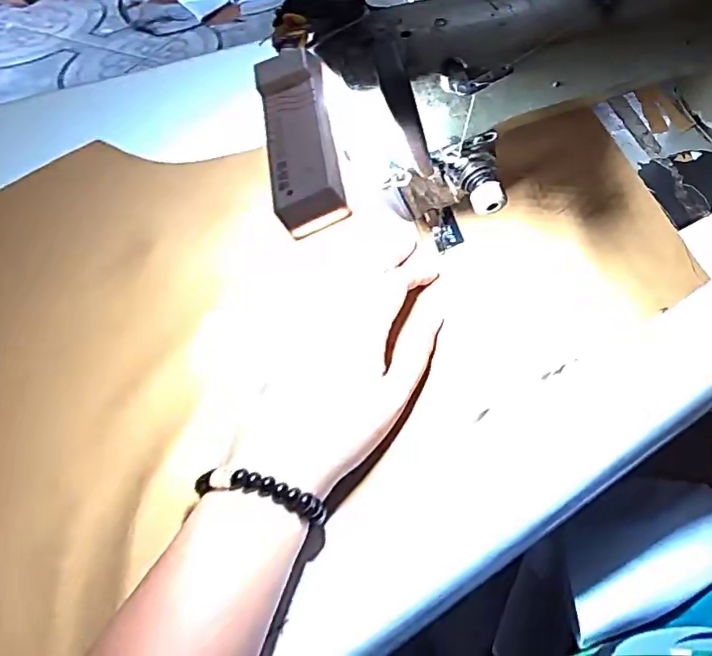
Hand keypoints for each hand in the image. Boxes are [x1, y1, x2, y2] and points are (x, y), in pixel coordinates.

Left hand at [223, 249, 443, 498]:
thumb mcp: (394, 396)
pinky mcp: (288, 345)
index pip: (393, 285)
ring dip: (363, 263)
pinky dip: (337, 283)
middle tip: (406, 243)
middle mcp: (330, 324)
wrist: (277, 469)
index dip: (416, 271)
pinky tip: (342, 284)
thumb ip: (417, 347)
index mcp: (362, 332)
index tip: (433, 269)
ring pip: (337, 283)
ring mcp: (305, 332)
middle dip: (388, 254)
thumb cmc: (340, 437)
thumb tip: (434, 315)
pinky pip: (317, 299)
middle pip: (362, 274)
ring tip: (379, 255)